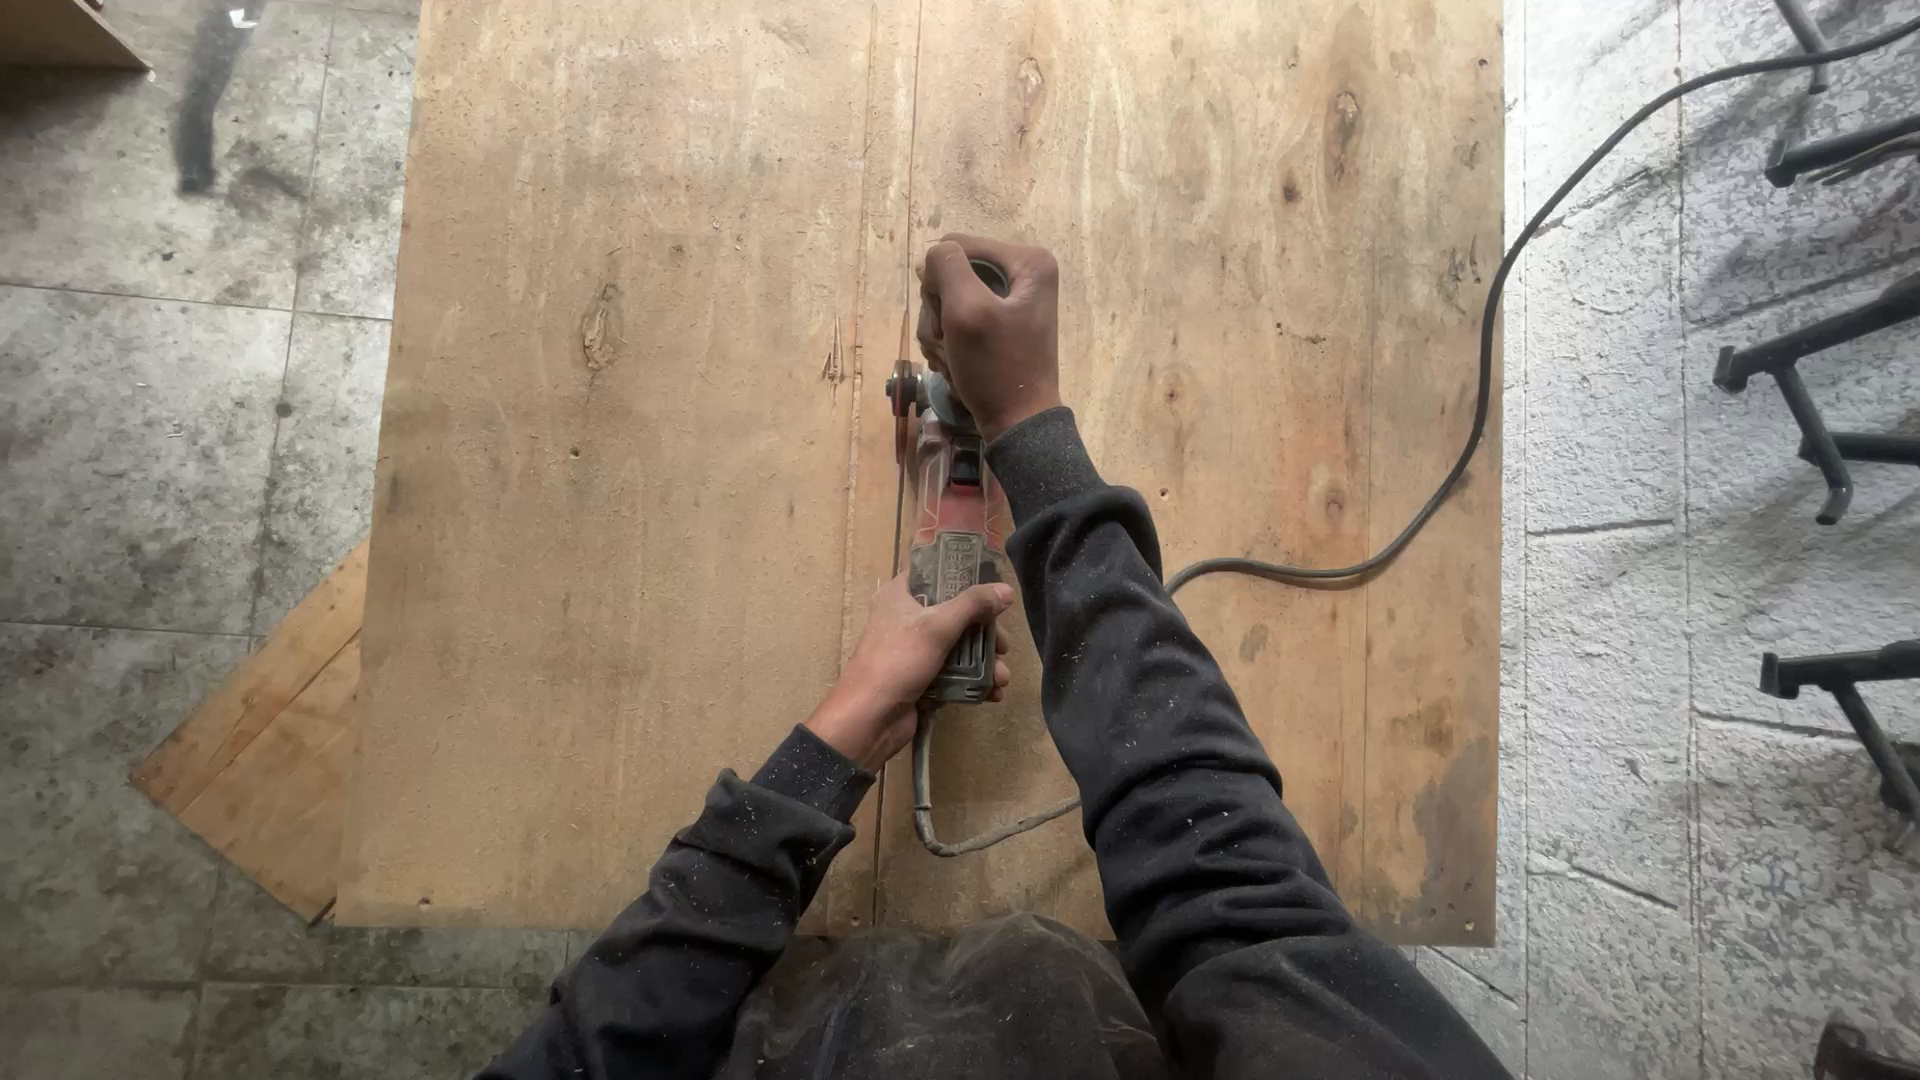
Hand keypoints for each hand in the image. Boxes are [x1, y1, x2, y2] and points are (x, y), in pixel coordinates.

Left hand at [804, 574, 1014, 771]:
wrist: (869, 719)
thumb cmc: (897, 661)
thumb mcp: (937, 626)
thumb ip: (973, 605)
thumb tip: (1006, 590)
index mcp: (900, 595)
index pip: (935, 574)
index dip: (964, 577)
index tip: (993, 586)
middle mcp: (906, 617)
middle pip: (956, 614)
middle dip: (984, 633)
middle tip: (1004, 645)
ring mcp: (914, 650)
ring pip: (958, 646)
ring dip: (984, 661)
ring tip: (1002, 677)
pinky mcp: (921, 677)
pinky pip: (954, 673)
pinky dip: (974, 680)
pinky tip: (993, 692)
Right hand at [915, 233, 1062, 441]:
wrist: (1017, 422)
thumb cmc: (996, 368)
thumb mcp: (967, 311)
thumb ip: (947, 267)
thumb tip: (934, 255)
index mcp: (1027, 261)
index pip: (955, 245)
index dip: (938, 281)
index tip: (947, 320)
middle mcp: (1023, 274)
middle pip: (952, 274)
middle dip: (940, 312)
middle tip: (948, 344)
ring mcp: (1011, 302)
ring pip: (949, 301)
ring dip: (940, 333)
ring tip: (951, 359)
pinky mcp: (1000, 327)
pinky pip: (959, 322)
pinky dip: (950, 345)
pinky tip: (956, 365)